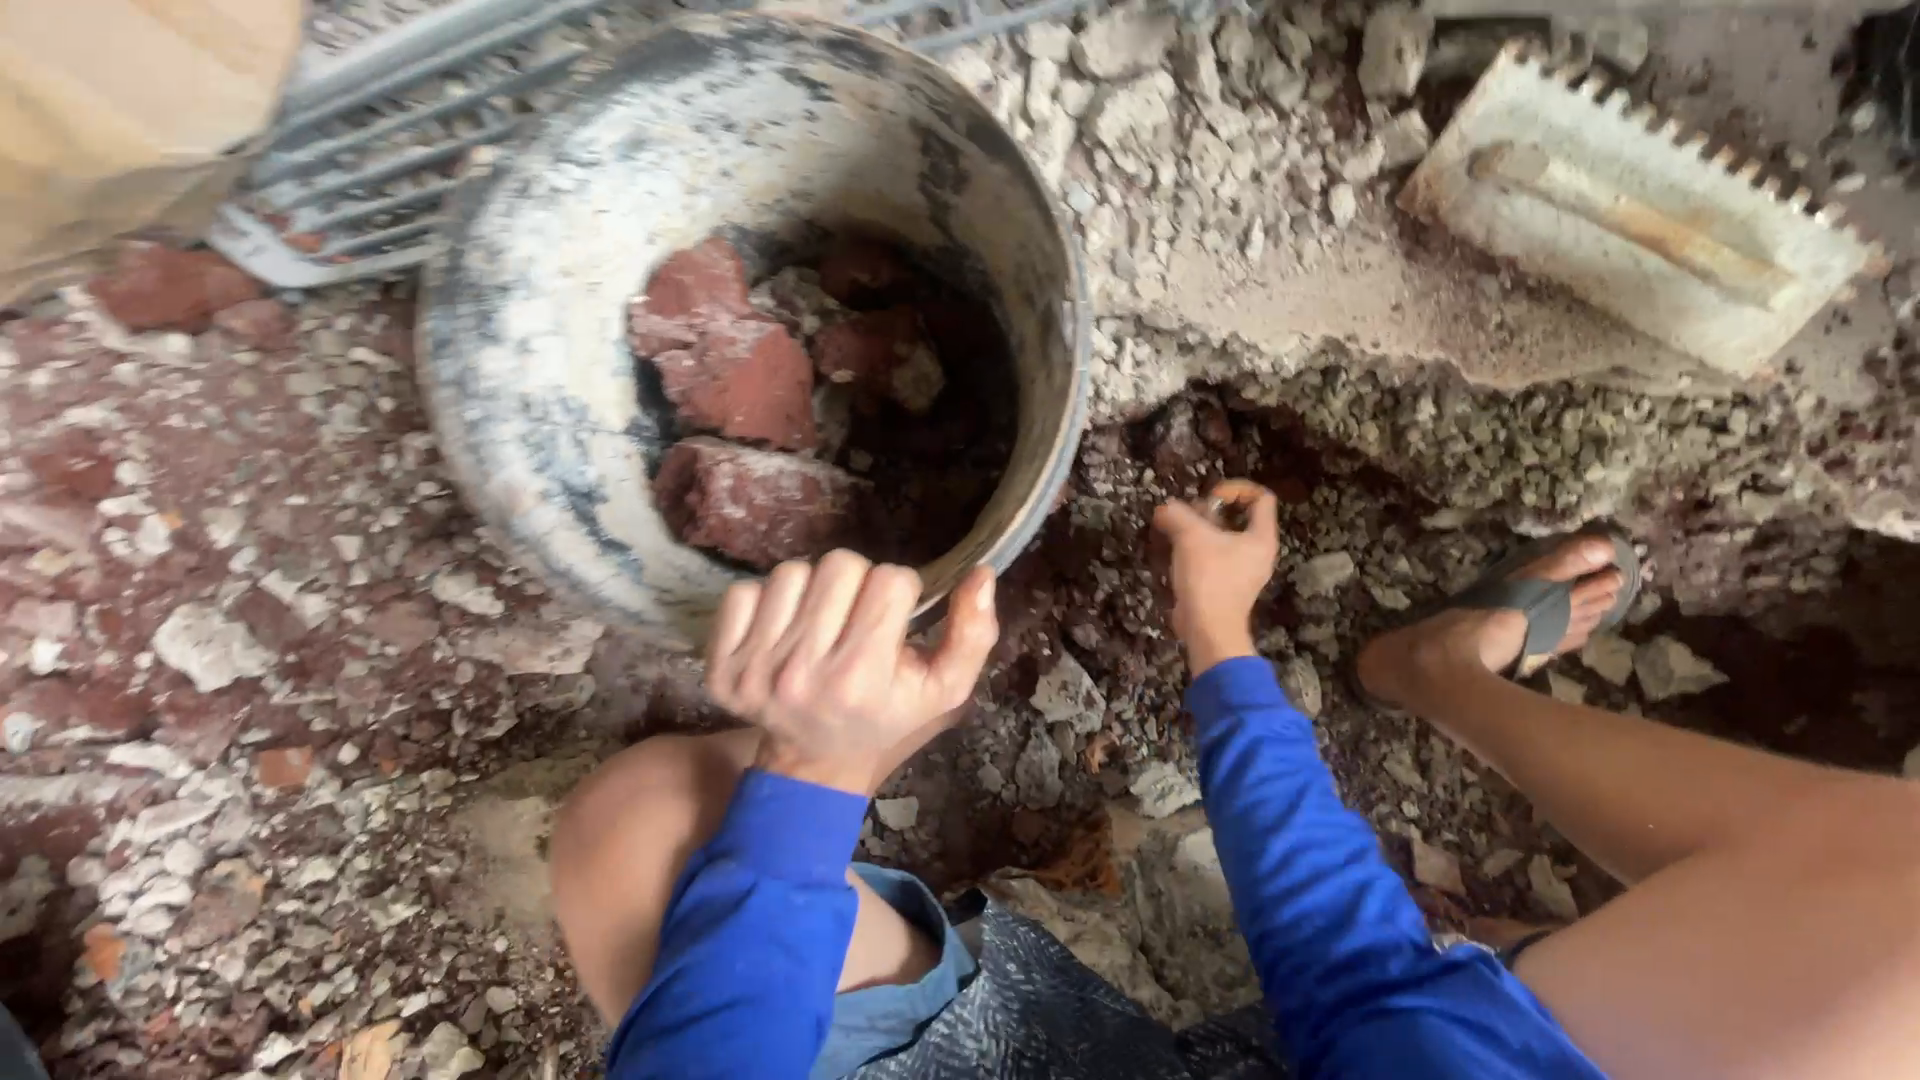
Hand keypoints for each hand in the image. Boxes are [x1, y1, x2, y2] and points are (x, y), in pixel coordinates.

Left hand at [705, 550, 998, 795]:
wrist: (815, 762)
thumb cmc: (887, 716)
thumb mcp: (945, 689)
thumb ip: (973, 634)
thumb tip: (981, 573)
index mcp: (861, 676)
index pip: (891, 579)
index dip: (899, 593)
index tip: (892, 621)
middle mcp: (803, 672)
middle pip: (840, 565)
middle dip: (857, 585)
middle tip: (856, 619)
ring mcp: (755, 669)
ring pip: (792, 572)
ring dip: (813, 591)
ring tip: (821, 626)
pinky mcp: (719, 666)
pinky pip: (743, 591)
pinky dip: (766, 604)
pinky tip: (783, 633)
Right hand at [1152, 482, 1279, 674]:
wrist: (1208, 629)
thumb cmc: (1209, 578)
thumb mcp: (1191, 537)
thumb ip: (1177, 515)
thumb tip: (1165, 509)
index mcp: (1261, 537)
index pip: (1262, 498)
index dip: (1236, 489)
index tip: (1210, 497)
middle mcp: (1257, 553)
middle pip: (1239, 518)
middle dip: (1210, 511)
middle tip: (1186, 516)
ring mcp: (1242, 571)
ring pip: (1223, 538)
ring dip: (1198, 531)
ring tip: (1175, 533)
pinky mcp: (1226, 586)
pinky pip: (1213, 558)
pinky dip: (1195, 552)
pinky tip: (1174, 555)